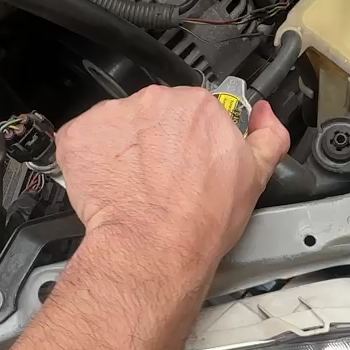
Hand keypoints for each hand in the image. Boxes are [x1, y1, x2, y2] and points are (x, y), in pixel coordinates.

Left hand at [56, 86, 289, 273]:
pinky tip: (110, 185)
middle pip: (156, 114)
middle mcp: (156, 101)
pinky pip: (85, 139)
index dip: (193, 139)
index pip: (194, 110)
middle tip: (164, 177)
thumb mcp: (256, 177)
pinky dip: (92, 159)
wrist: (154, 248)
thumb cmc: (201, 221)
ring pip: (120, 124)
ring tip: (136, 185)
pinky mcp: (81, 135)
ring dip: (124, 148)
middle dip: (158, 140)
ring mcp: (114, 115)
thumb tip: (265, 115)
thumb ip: (268, 137)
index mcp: (199, 106)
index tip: (190, 161)